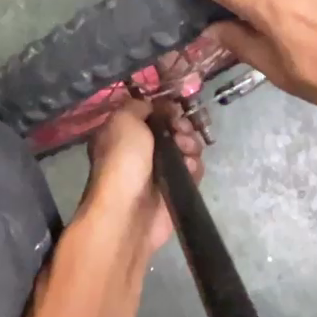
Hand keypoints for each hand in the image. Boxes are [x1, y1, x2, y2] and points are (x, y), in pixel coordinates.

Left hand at [80, 97, 202, 255]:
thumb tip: (152, 106)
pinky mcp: (175, 188)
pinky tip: (188, 169)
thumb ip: (138, 106)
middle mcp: (140, 150)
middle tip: (180, 132)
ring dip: (191, 145)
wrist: (128, 210)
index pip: (150, 114)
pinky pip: (192, 170)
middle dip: (182, 126)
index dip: (165, 109)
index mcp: (123, 133)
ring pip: (186, 148)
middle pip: (172, 129)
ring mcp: (158, 170)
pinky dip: (194, 166)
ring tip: (185, 151)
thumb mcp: (123, 120)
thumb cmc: (122, 160)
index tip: (173, 109)